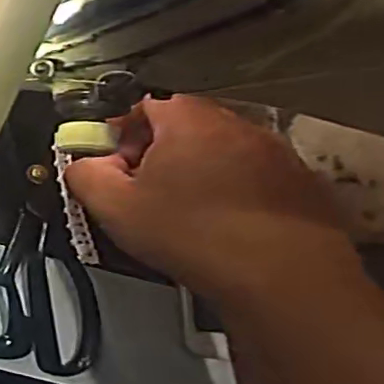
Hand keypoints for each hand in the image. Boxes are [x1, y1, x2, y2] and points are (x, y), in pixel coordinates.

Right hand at [62, 95, 357, 305]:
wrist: (284, 280)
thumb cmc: (194, 236)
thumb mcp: (112, 206)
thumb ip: (82, 173)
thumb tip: (82, 164)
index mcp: (190, 123)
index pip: (144, 103)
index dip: (118, 129)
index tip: (109, 159)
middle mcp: (239, 127)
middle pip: (182, 125)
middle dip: (153, 150)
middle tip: (136, 186)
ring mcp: (277, 155)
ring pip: (216, 151)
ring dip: (192, 171)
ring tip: (175, 209)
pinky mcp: (301, 184)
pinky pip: (249, 176)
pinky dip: (226, 191)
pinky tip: (214, 224)